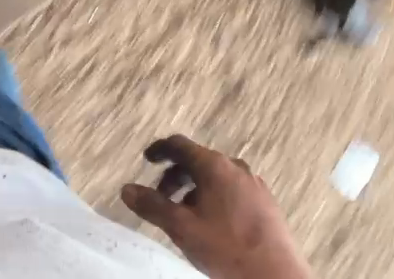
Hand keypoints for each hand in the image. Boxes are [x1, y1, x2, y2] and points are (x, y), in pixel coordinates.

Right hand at [121, 136, 311, 278]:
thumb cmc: (227, 249)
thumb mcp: (182, 228)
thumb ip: (152, 206)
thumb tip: (126, 189)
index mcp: (214, 166)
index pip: (180, 145)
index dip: (160, 150)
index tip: (147, 159)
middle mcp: (235, 167)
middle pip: (198, 161)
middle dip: (176, 176)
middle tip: (162, 197)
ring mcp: (254, 184)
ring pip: (217, 178)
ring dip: (196, 189)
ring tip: (187, 215)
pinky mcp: (267, 204)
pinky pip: (233, 191)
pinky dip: (216, 198)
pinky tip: (214, 225)